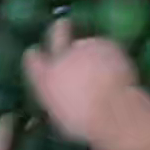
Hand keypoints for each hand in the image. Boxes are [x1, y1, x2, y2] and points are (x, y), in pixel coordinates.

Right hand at [23, 20, 145, 143]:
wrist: (114, 110)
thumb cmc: (84, 123)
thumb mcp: (59, 114)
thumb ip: (55, 97)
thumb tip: (58, 95)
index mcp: (45, 77)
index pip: (32, 58)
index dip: (35, 55)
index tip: (37, 53)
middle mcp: (62, 56)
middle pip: (57, 32)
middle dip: (60, 28)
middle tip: (64, 26)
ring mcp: (85, 46)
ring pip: (86, 42)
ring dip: (91, 50)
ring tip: (103, 65)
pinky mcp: (106, 43)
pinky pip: (105, 45)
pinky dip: (109, 53)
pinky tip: (116, 65)